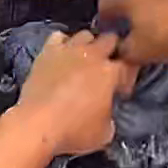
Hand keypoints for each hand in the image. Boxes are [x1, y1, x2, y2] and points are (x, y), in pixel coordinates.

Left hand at [13, 30, 136, 155]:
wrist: (38, 122)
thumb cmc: (75, 130)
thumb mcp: (105, 132)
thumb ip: (110, 115)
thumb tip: (106, 112)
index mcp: (110, 73)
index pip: (129, 65)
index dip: (129, 75)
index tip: (122, 89)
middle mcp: (92, 55)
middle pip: (110, 39)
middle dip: (113, 50)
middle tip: (107, 67)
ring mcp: (69, 49)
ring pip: (85, 34)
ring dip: (88, 44)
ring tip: (84, 58)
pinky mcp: (48, 50)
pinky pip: (59, 36)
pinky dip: (63, 43)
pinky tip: (62, 55)